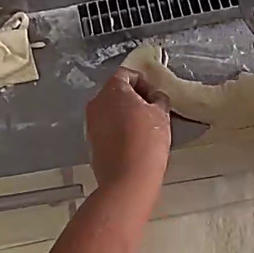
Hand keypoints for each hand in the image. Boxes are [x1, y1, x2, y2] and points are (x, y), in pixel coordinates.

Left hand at [86, 68, 171, 191]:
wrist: (128, 179)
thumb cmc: (147, 141)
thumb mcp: (162, 114)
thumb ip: (159, 99)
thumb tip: (155, 98)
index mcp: (113, 90)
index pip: (127, 74)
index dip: (144, 82)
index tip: (156, 97)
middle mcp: (97, 103)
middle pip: (117, 92)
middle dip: (135, 98)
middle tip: (153, 111)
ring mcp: (91, 123)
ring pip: (111, 110)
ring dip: (127, 114)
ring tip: (146, 129)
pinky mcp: (92, 142)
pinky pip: (108, 127)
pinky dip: (120, 129)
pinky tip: (135, 142)